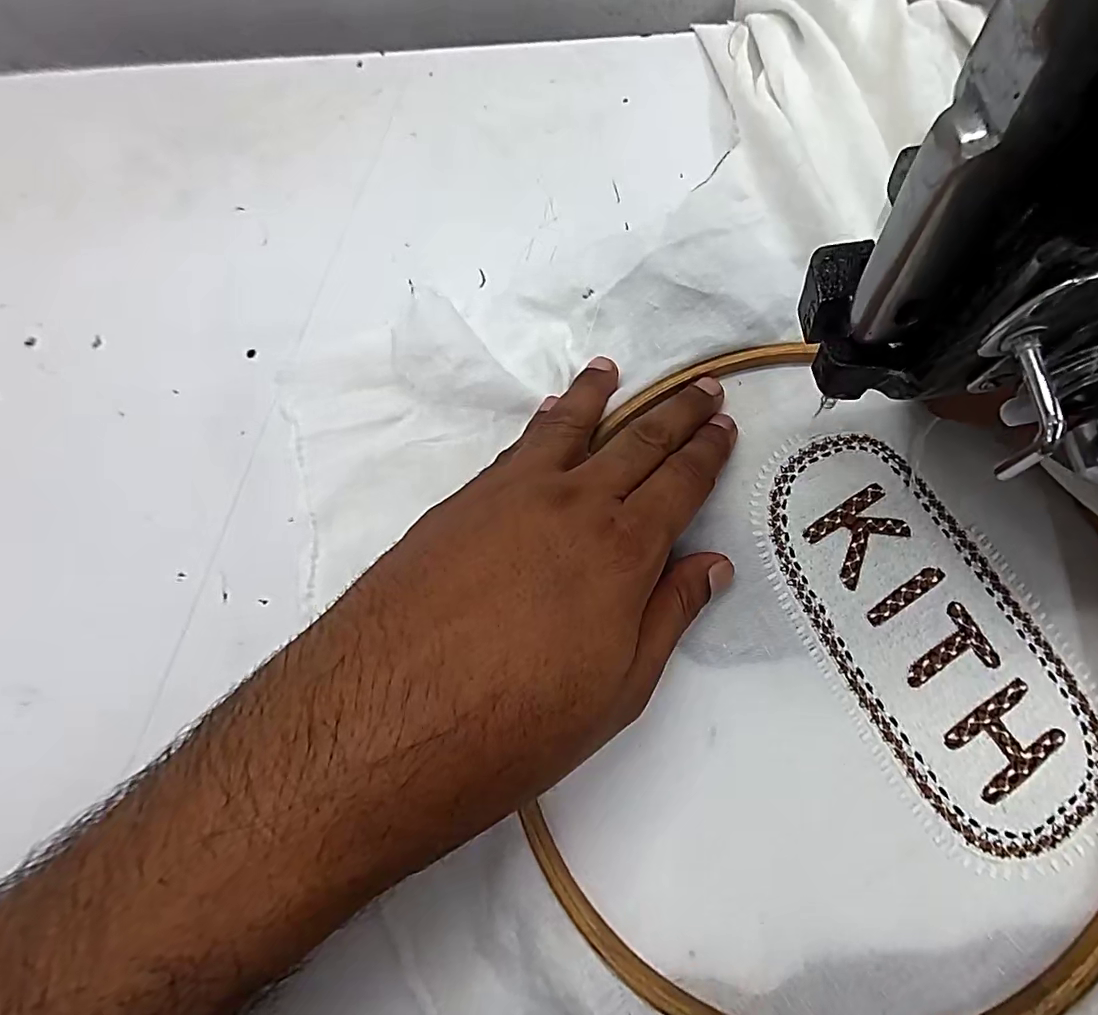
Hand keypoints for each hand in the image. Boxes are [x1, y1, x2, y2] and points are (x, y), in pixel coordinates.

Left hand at [0, 357, 744, 1014]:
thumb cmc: (515, 727)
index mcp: (621, 550)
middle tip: (701, 385)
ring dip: (597, 395)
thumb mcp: (617, 691)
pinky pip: (516, 448)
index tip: (724, 422)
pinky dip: (541, 423)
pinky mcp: (459, 503)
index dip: (707, 451)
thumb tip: (712, 563)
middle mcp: (572, 505)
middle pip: (635, 442)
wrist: (373, 728)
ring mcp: (510, 496)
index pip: (680, 482)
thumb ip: (668, 616)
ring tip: (613, 370)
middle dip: (675, 412)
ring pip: (567, 428)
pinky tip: (547, 415)